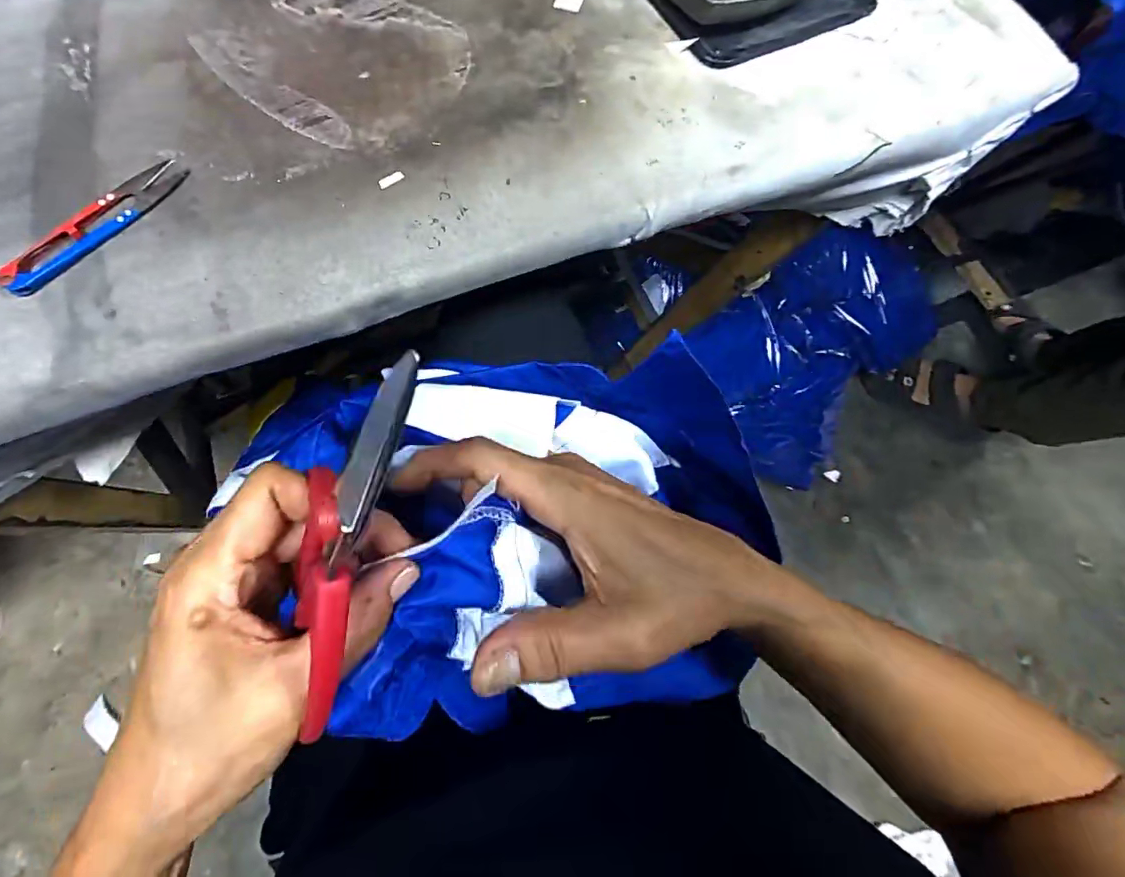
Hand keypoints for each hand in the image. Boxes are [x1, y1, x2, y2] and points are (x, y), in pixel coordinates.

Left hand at [55, 462, 418, 875]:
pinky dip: (334, 578)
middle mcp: (219, 564)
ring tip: (383, 580)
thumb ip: (357, 621)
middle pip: (295, 512)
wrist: (159, 806)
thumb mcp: (295, 685)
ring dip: (346, 555)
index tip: (365, 535)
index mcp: (209, 572)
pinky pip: (300, 570)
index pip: (271, 490)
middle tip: (395, 558)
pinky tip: (356, 600)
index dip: (324, 498)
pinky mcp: (249, 604)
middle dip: (350, 528)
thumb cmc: (211, 747)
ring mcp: (234, 584)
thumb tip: (408, 568)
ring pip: (303, 540)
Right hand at [389, 439, 789, 697]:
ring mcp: (589, 483)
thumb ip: (547, 647)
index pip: (488, 456)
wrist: (734, 579)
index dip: (434, 460)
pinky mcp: (598, 498)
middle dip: (442, 486)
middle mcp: (573, 476)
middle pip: (493, 463)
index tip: (390, 484)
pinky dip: (503, 503)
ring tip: (435, 538)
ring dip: (472, 495)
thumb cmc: (678, 598)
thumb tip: (474, 667)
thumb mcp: (615, 634)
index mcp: (568, 495)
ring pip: (515, 474)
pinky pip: (536, 487)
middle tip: (403, 530)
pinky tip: (495, 544)